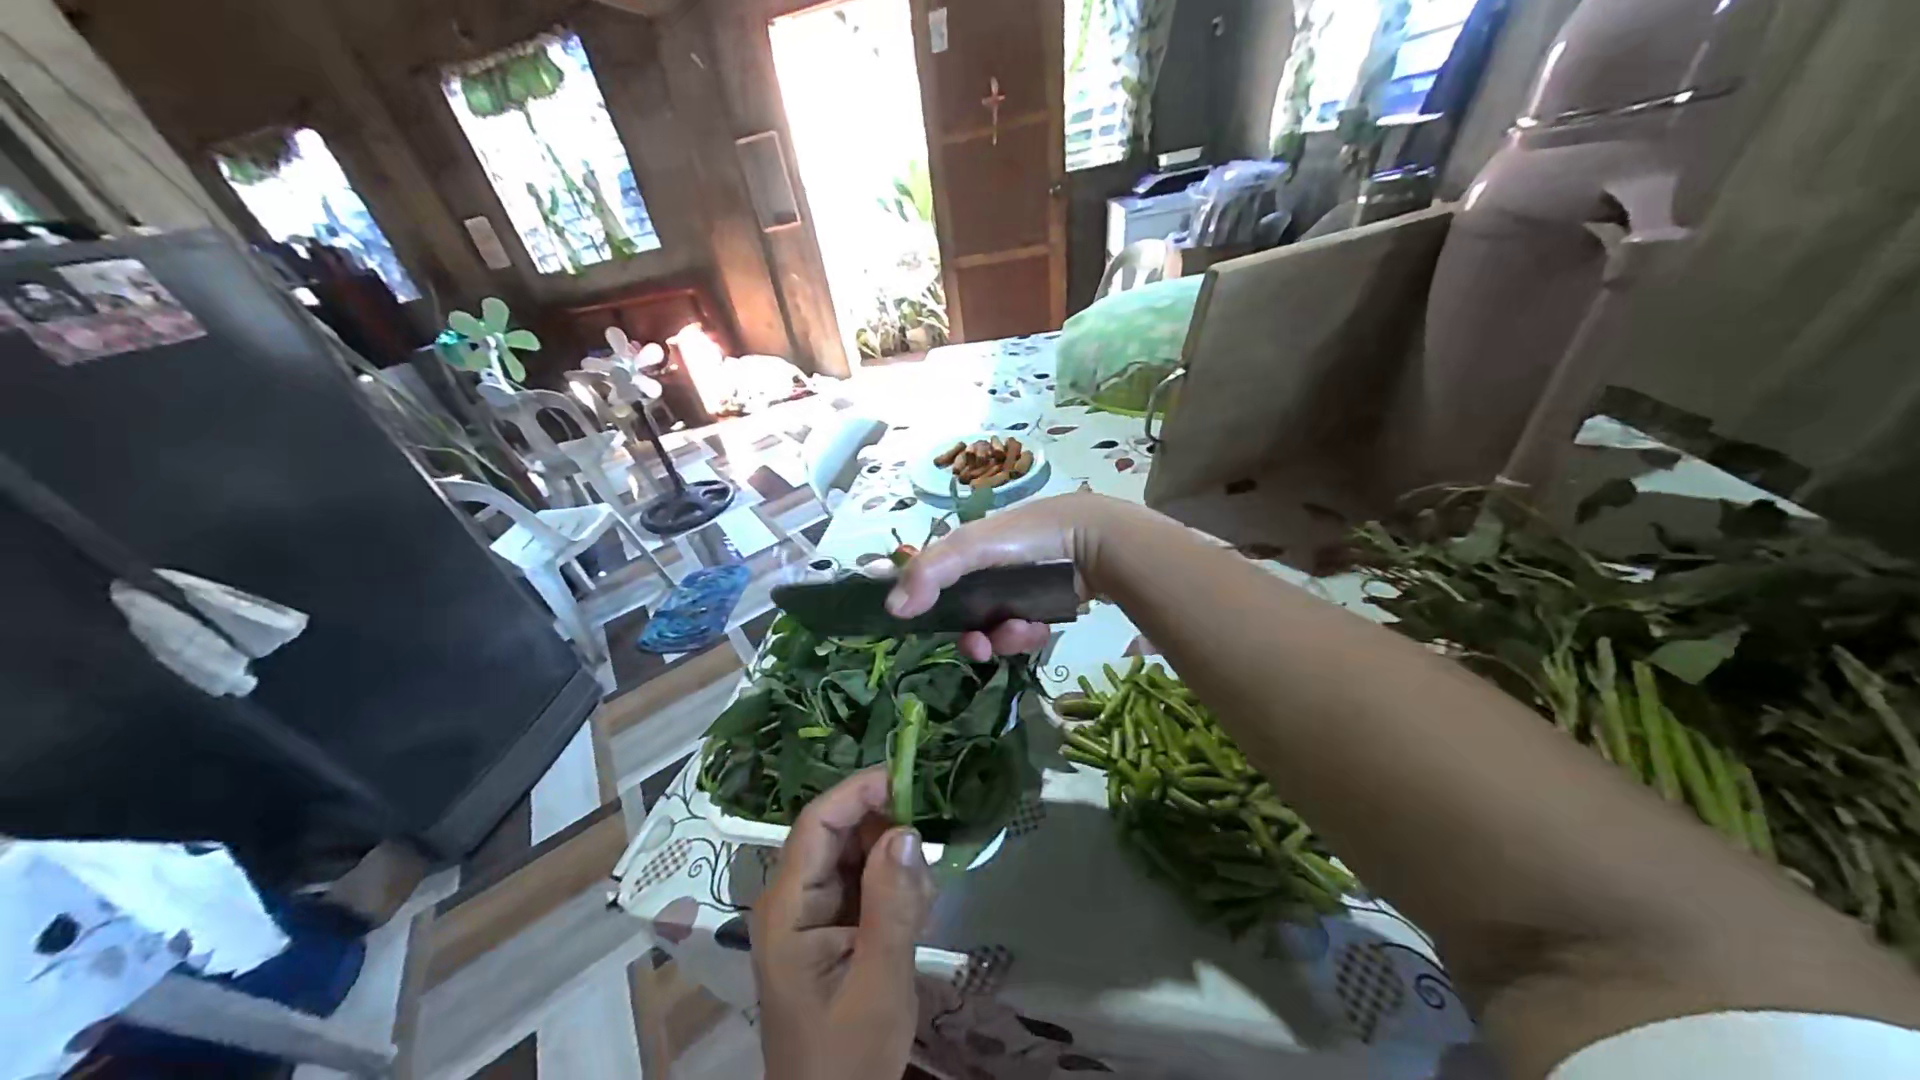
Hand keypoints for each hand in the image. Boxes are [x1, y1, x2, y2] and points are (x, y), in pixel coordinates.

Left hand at [752, 768, 933, 1079]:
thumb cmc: (848, 1057)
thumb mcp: (877, 984)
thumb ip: (891, 905)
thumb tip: (907, 832)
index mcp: (787, 907)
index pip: (816, 823)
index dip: (858, 792)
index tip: (909, 779)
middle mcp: (794, 897)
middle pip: (840, 833)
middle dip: (887, 835)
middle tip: (926, 866)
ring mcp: (813, 910)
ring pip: (859, 853)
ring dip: (896, 867)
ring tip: (920, 910)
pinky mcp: (833, 923)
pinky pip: (867, 880)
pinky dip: (896, 888)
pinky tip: (914, 920)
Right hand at [887, 492, 1129, 660]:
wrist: (1094, 541)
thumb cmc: (1028, 536)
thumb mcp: (972, 545)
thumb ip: (931, 571)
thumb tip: (893, 609)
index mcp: (967, 550)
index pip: (934, 581)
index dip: (926, 605)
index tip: (926, 627)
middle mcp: (989, 570)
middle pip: (965, 616)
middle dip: (971, 637)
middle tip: (980, 649)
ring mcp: (1017, 590)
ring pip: (994, 629)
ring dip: (1002, 639)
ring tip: (1021, 632)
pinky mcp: (1042, 605)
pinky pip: (1023, 632)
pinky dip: (1027, 636)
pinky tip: (1038, 629)